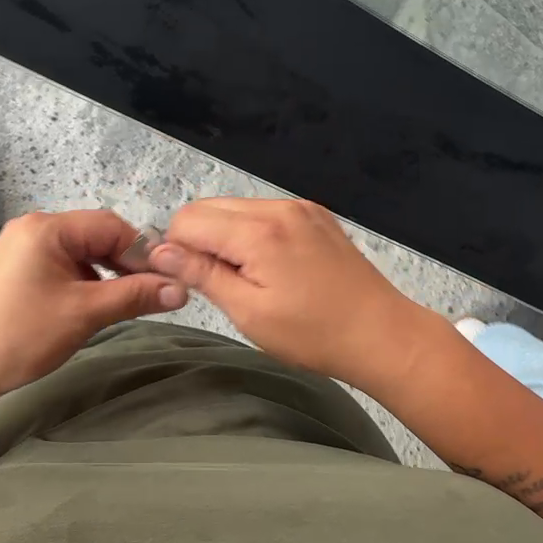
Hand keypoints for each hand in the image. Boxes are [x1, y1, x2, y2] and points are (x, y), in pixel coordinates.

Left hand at [0, 210, 186, 399]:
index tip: (166, 282)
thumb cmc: (21, 336)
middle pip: (96, 235)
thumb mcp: (85, 313)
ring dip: (106, 275)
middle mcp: (32, 228)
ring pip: (80, 253)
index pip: (111, 225)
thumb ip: (134, 296)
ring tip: (125, 303)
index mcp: (46, 228)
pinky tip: (93, 307)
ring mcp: (21, 248)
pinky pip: (62, 265)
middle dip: (125, 263)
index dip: (142, 252)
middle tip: (151, 294)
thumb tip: (180, 289)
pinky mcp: (16, 270)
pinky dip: (84, 282)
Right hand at [147, 198, 431, 387]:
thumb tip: (159, 252)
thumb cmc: (312, 334)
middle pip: (209, 207)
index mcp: (257, 231)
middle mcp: (277, 207)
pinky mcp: (316, 216)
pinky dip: (252, 234)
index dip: (175, 249)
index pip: (188, 220)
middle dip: (197, 240)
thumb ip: (202, 275)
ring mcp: (300, 208)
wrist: (383, 335)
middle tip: (215, 283)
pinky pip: (265, 213)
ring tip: (245, 278)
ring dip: (224, 237)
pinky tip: (269, 267)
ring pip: (235, 208)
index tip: (185, 281)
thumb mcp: (248, 312)